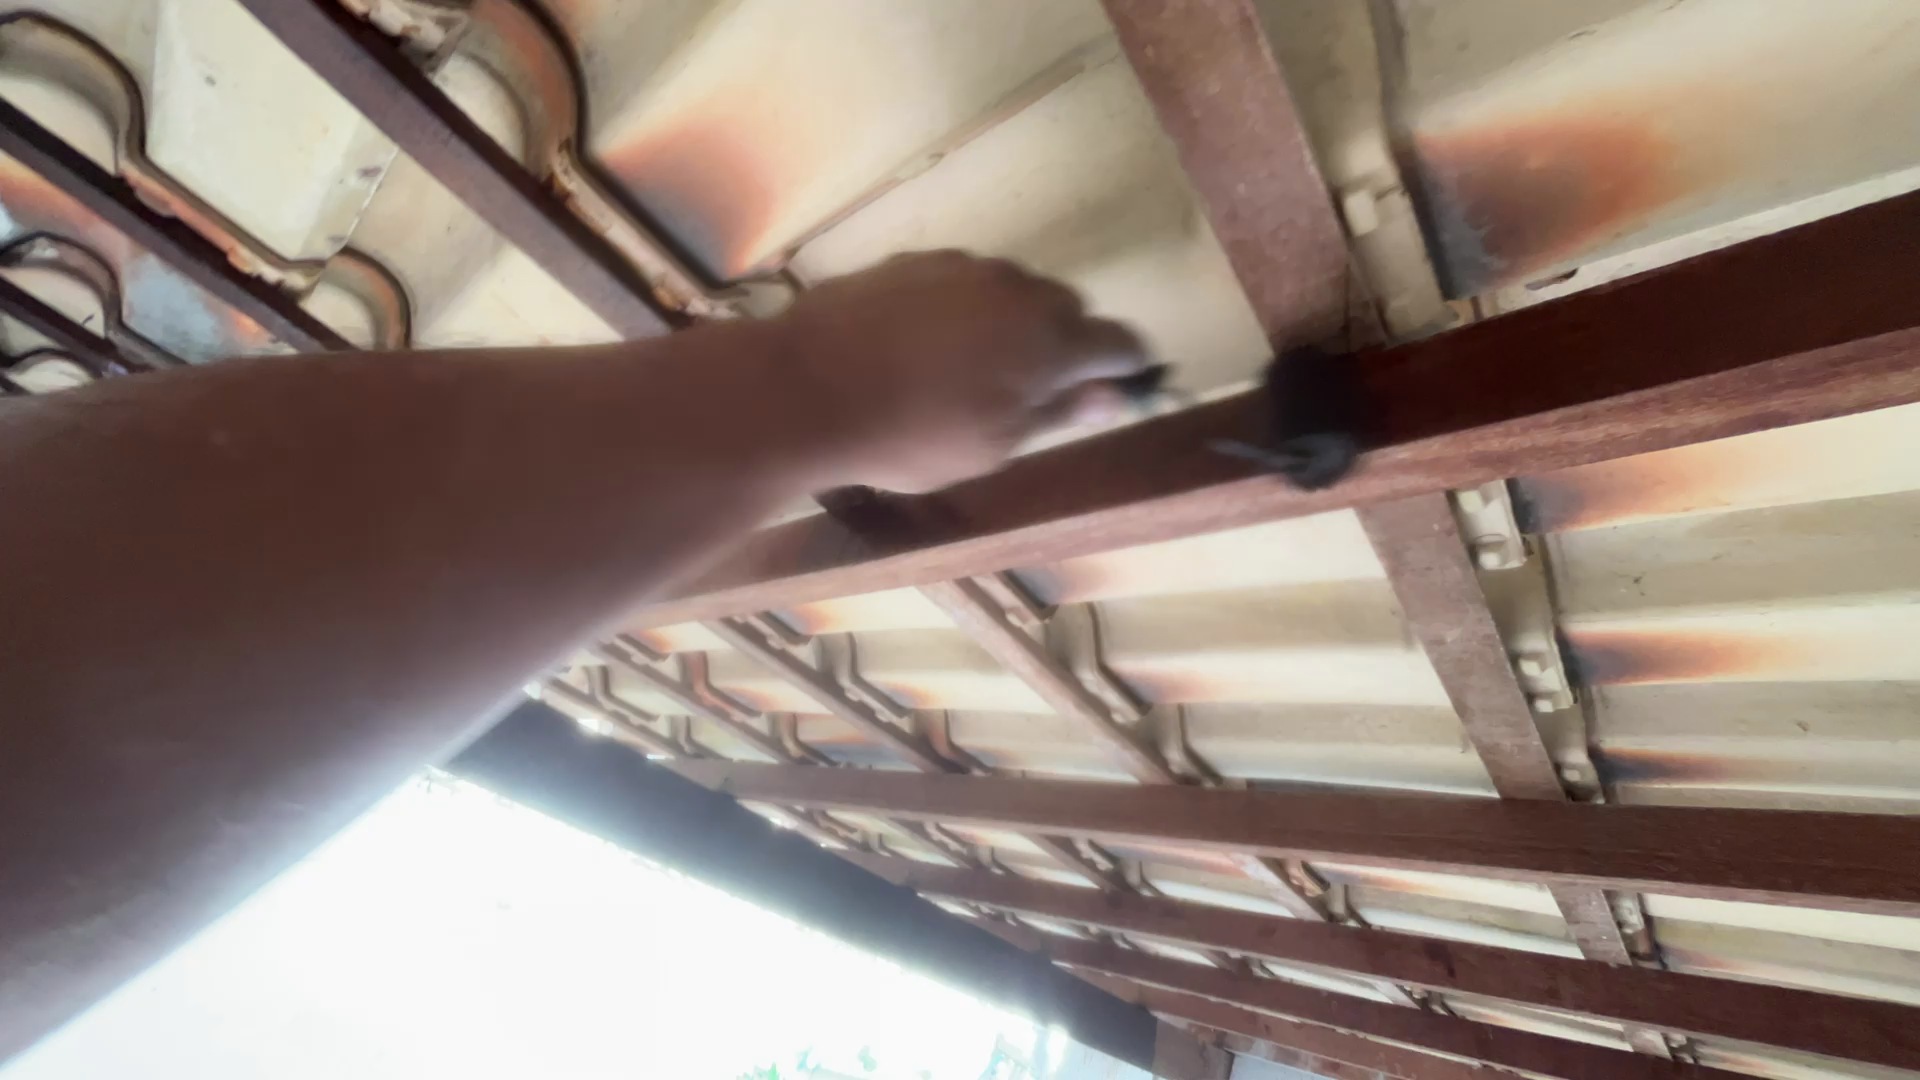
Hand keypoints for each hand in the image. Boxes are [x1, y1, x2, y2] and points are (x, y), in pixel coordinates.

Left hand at [769, 251, 1150, 491]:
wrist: (807, 388)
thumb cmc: (911, 437)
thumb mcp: (993, 445)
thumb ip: (1059, 413)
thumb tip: (1114, 394)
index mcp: (1049, 342)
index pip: (1118, 342)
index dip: (1127, 364)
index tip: (1122, 382)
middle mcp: (1017, 289)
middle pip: (1068, 310)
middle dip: (1067, 345)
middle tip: (1034, 389)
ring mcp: (965, 266)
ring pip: (1016, 290)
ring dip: (1015, 322)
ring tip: (975, 367)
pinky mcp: (918, 259)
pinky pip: (966, 281)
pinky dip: (969, 307)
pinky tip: (932, 342)